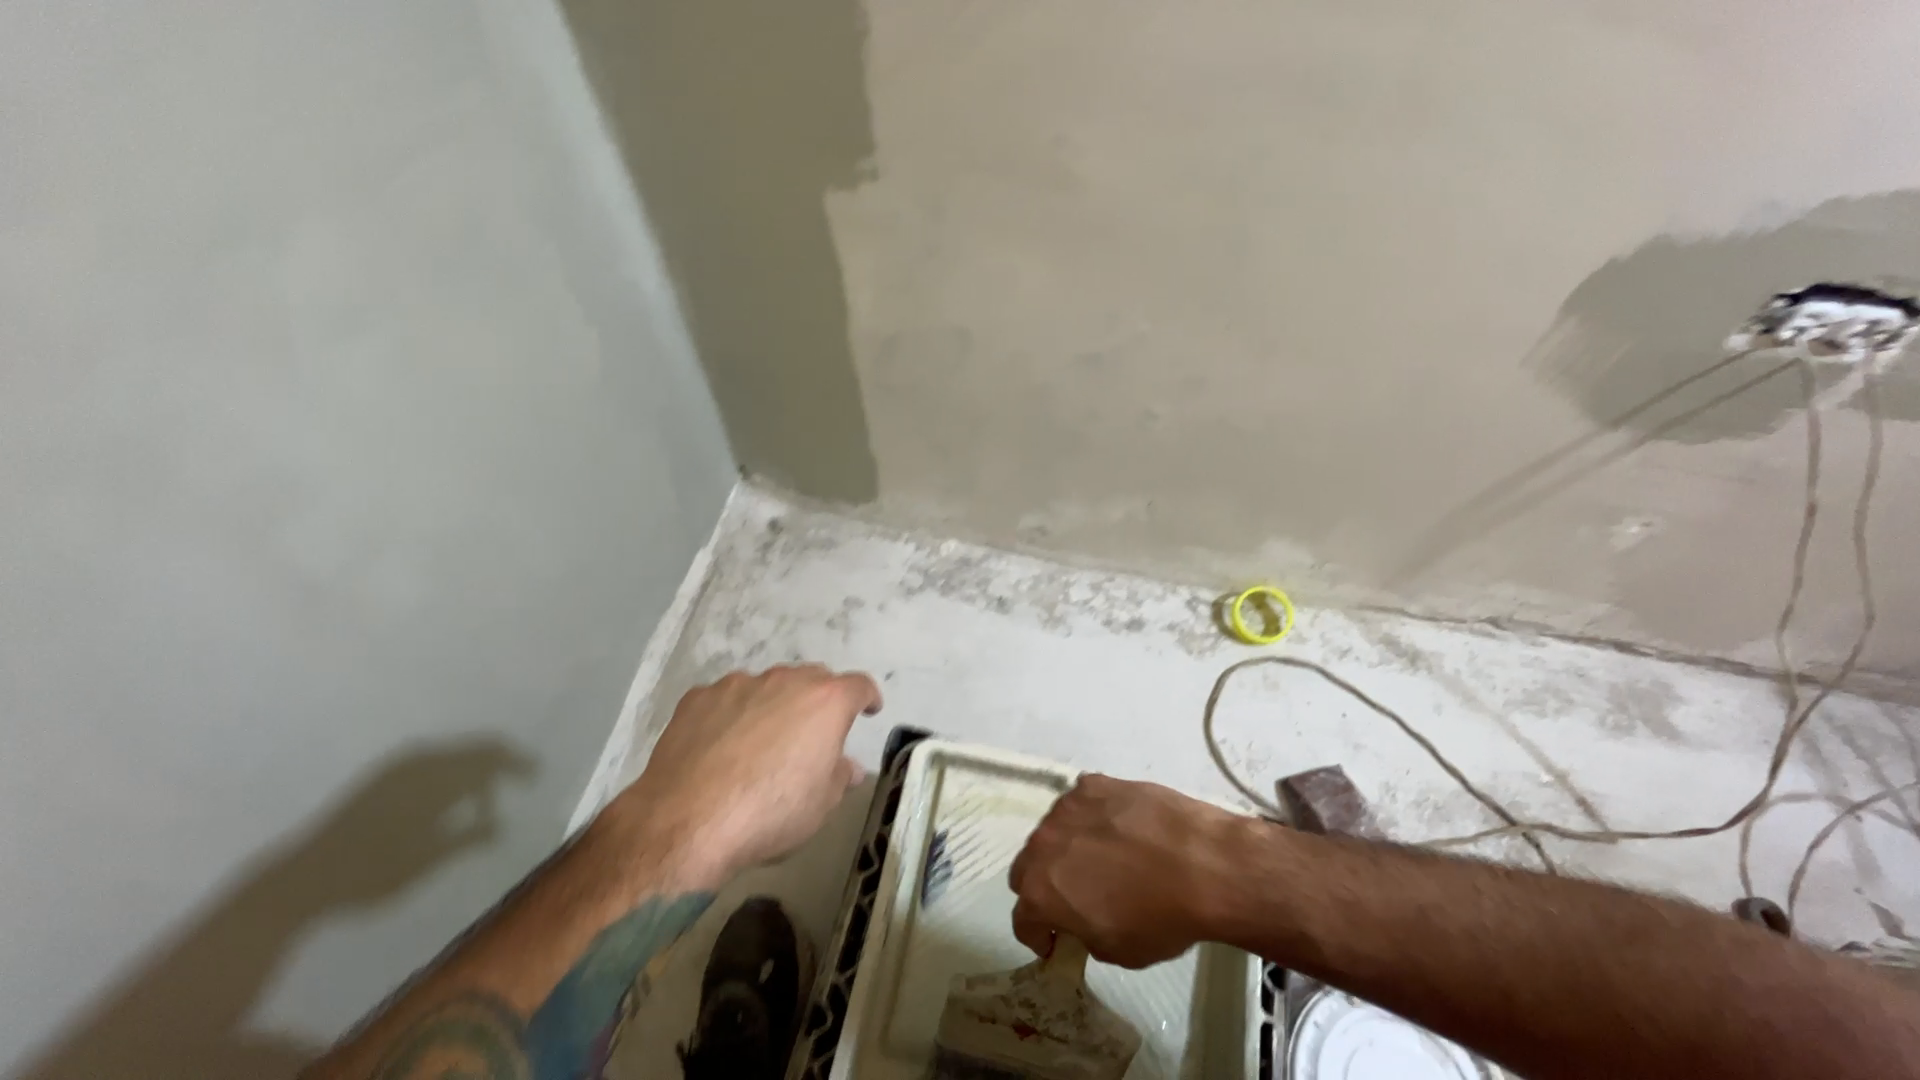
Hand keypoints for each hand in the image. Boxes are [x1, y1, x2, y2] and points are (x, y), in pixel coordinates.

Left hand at [293, 740, 534, 908]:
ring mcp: (392, 772)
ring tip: (485, 794)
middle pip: (469, 751)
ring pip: (448, 757)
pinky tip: (448, 798)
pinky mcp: (375, 784)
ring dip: (471, 770)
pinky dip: (449, 774)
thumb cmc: (373, 871)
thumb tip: (500, 823)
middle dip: (496, 764)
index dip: (516, 762)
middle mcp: (416, 764)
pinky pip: (427, 765)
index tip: (536, 776)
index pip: (488, 756)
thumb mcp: (431, 858)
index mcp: (434, 776)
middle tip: (519, 781)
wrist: (301, 881)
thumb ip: (470, 836)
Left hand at [600, 664, 881, 882]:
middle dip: (819, 700)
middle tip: (813, 732)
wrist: (687, 822)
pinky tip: (720, 746)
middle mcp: (784, 681)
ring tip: (762, 742)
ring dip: (773, 705)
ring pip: (766, 685)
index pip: (858, 686)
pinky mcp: (698, 698)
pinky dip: (732, 715)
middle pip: (812, 679)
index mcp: (825, 703)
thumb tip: (847, 767)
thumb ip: (838, 777)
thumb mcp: (820, 806)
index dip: (866, 698)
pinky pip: (726, 699)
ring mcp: (737, 685)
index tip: (867, 710)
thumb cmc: (770, 814)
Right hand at [1009, 774, 1248, 967]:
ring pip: (1053, 832)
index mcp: (1040, 892)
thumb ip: (1083, 934)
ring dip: (1066, 847)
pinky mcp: (1094, 784)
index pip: (1022, 920)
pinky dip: (1091, 818)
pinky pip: (1081, 804)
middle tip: (1073, 896)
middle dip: (1043, 885)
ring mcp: (1066, 808)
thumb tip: (1081, 920)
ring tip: (1102, 856)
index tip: (1057, 941)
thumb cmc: (1161, 918)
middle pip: (1027, 869)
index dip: (1038, 935)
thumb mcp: (1117, 952)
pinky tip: (1119, 827)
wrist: (1204, 864)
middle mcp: (1042, 846)